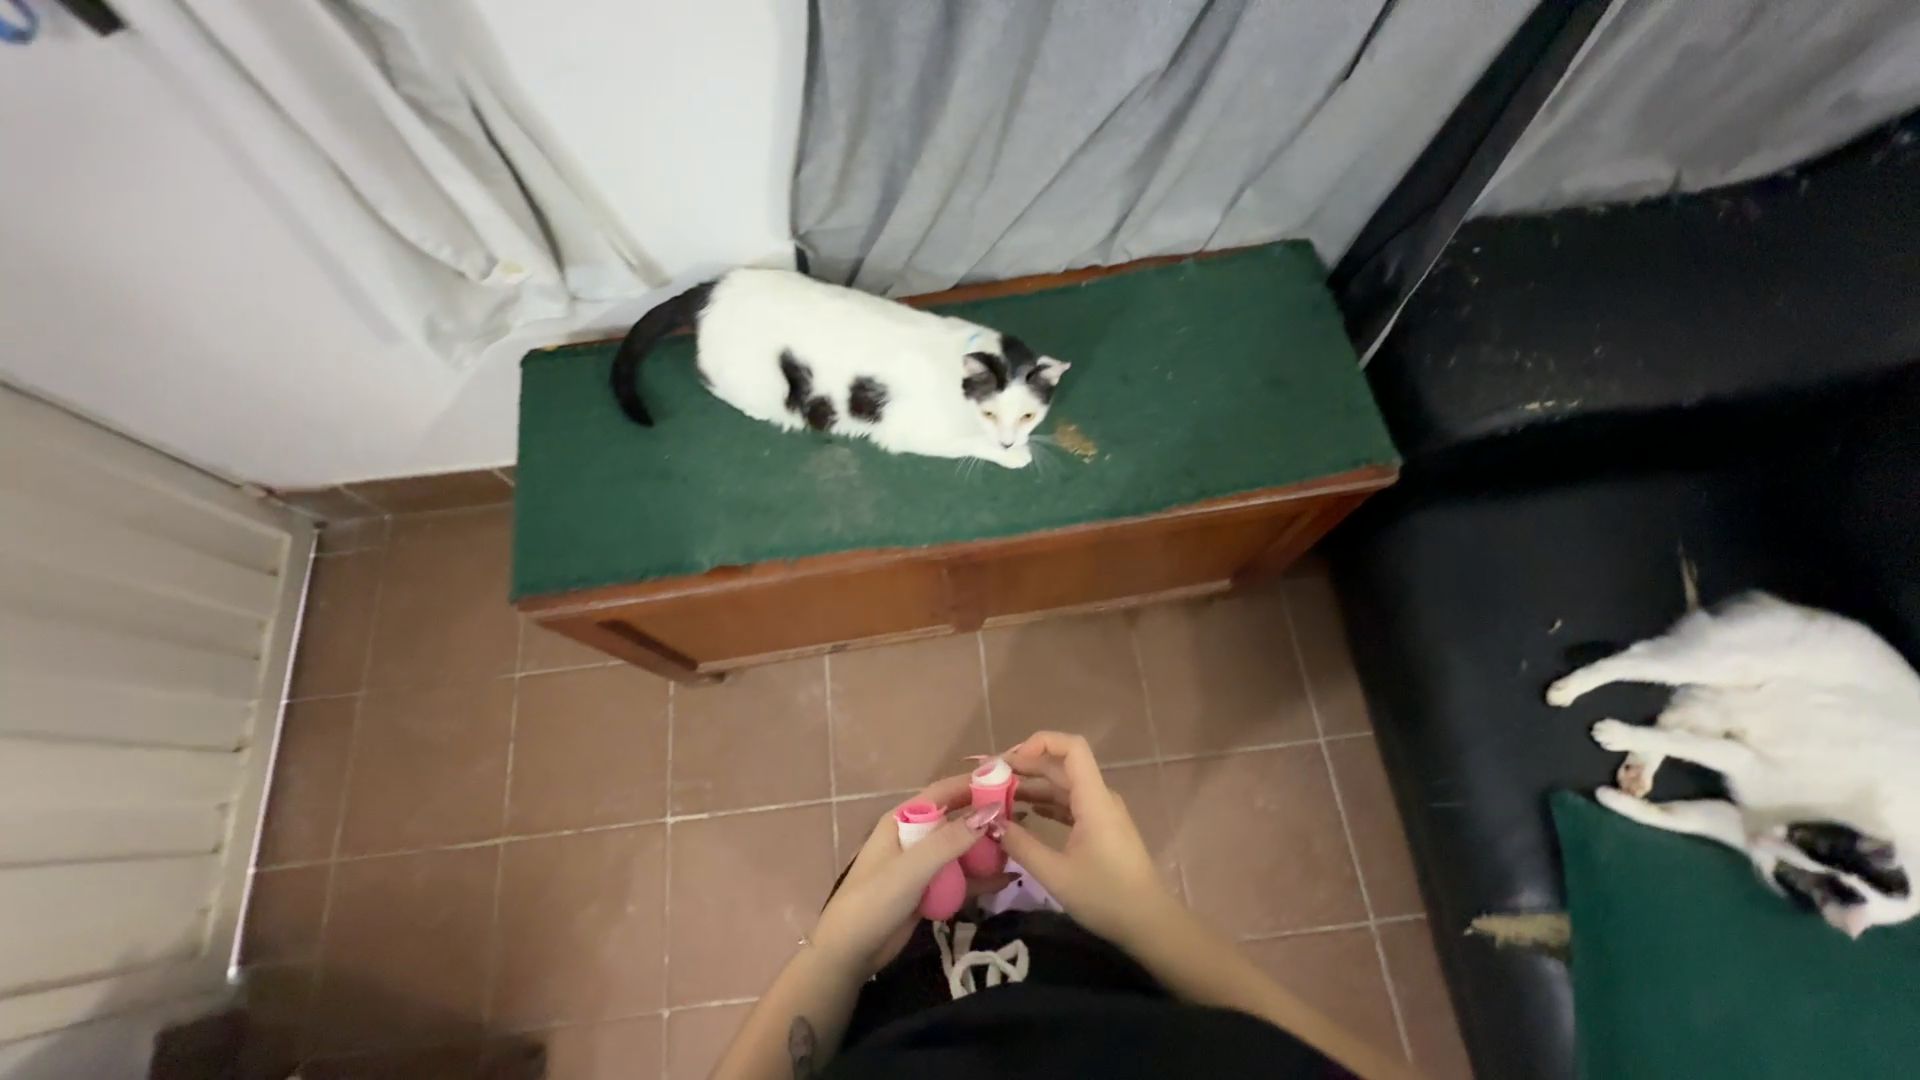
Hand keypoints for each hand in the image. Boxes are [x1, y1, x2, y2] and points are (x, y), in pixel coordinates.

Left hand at [810, 774, 1011, 978]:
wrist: (850, 953)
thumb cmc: (875, 900)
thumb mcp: (912, 867)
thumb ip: (949, 841)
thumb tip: (989, 814)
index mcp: (903, 820)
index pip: (944, 792)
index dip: (974, 784)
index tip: (1008, 781)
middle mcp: (915, 836)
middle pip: (956, 819)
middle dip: (986, 817)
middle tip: (1023, 816)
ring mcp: (923, 864)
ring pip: (962, 849)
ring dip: (987, 847)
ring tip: (1021, 845)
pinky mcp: (930, 890)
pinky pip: (961, 877)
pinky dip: (982, 877)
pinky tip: (1008, 878)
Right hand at [993, 731, 1177, 943]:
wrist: (1150, 924)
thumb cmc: (1106, 897)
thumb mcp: (1056, 875)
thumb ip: (1020, 845)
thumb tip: (989, 822)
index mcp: (1093, 799)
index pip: (1071, 748)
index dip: (1039, 743)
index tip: (1008, 760)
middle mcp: (1099, 797)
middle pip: (1061, 765)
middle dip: (1025, 765)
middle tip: (988, 777)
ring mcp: (1101, 812)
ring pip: (1063, 785)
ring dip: (1031, 785)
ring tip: (997, 795)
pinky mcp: (1101, 828)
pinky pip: (1069, 803)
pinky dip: (1044, 803)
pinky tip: (1021, 812)